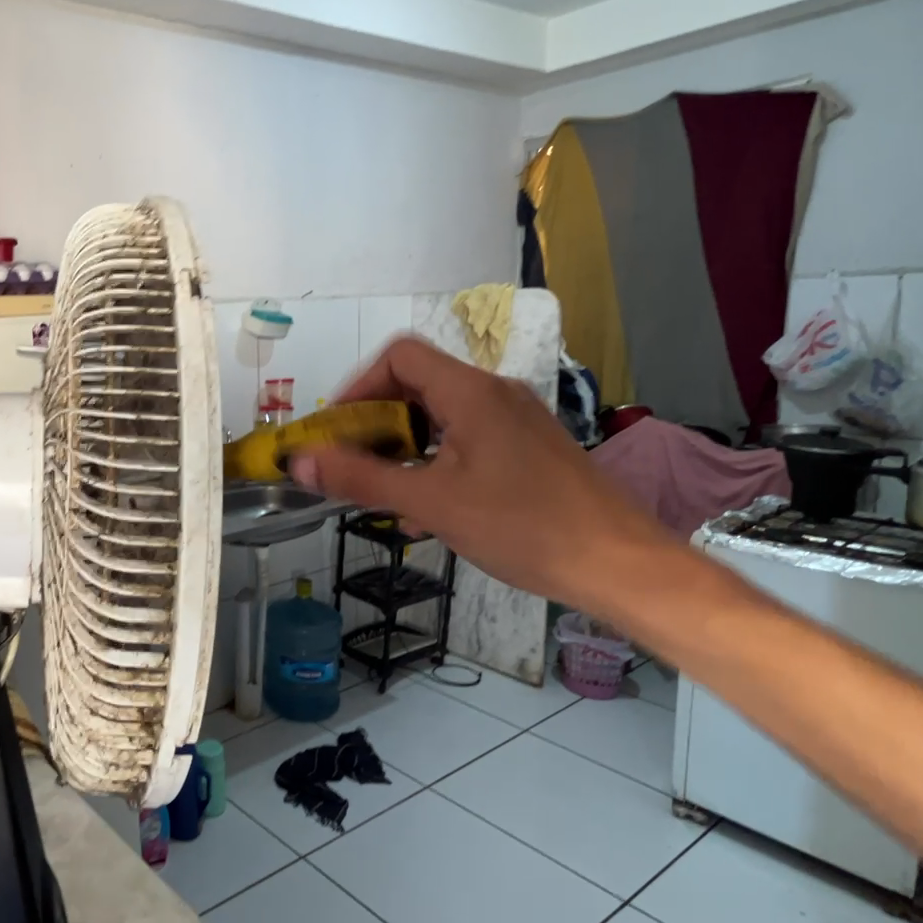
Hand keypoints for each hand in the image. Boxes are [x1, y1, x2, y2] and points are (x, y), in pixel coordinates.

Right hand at [289, 337, 677, 608]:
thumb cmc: (524, 527)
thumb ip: (360, 477)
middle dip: (376, 421)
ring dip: (404, 445)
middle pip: (418, 383)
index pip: (400, 356)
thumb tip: (299, 460)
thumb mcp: (431, 502)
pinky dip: (435, 460)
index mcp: (471, 392)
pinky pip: (467, 439)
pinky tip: (430, 508)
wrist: (623, 566)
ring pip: (441, 415)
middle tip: (352, 463)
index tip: (337, 430)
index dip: (358, 386)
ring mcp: (517, 421)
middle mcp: (495, 394)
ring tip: (386, 491)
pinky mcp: (530, 449)